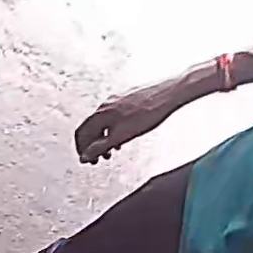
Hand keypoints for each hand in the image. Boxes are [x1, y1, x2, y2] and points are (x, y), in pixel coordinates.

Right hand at [74, 75, 198, 163]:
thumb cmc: (149, 112)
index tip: (86, 159)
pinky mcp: (127, 99)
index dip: (80, 149)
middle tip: (97, 158)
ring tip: (111, 150)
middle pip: (89, 128)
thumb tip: (84, 157)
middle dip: (91, 146)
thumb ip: (100, 147)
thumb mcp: (121, 136)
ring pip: (102, 123)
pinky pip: (112, 117)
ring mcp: (116, 101)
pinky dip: (112, 130)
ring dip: (102, 139)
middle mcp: (105, 105)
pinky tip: (123, 136)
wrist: (171, 93)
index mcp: (100, 114)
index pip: (80, 134)